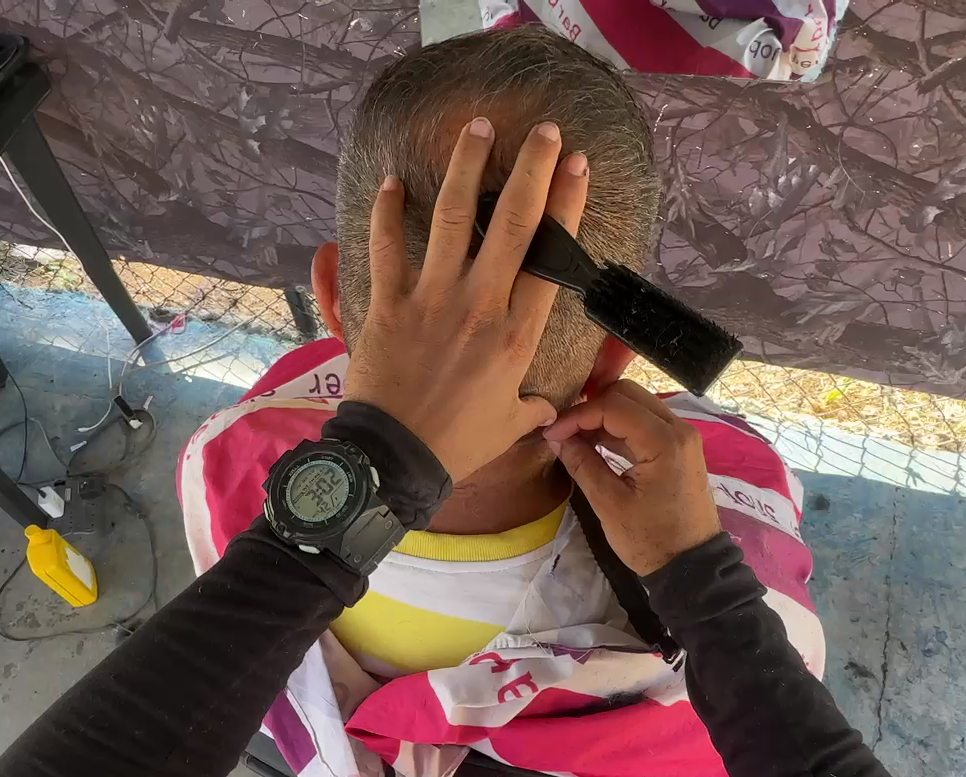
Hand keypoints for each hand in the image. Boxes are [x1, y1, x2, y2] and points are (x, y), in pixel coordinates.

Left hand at [343, 117, 589, 479]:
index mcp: (516, 335)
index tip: (578, 167)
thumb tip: (549, 406)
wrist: (395, 458)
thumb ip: (533, 408)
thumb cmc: (456, 445)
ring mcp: (432, 298)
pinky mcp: (388, 303)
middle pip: (512, 222)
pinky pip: (387, 247)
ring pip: (453, 218)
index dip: (567, 206)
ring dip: (466, 167)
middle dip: (533, 169)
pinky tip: (393, 182)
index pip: (549, 258)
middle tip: (546, 132)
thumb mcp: (508, 427)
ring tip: (477, 128)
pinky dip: (387, 212)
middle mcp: (480, 304)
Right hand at [544, 380, 722, 575]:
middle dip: (590, 408)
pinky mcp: (678, 447)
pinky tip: (593, 444)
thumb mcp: (609, 504)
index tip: (552, 434)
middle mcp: (678, 429)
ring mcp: (681, 436)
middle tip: (563, 432)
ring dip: (603, 416)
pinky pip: (644, 423)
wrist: (691, 564)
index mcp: (665, 441)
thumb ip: (582, 464)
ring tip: (573, 439)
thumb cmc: (650, 539)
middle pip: (627, 394)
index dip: (577, 416)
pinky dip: (617, 428)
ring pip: (636, 405)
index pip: (613, 406)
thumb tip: (556, 439)